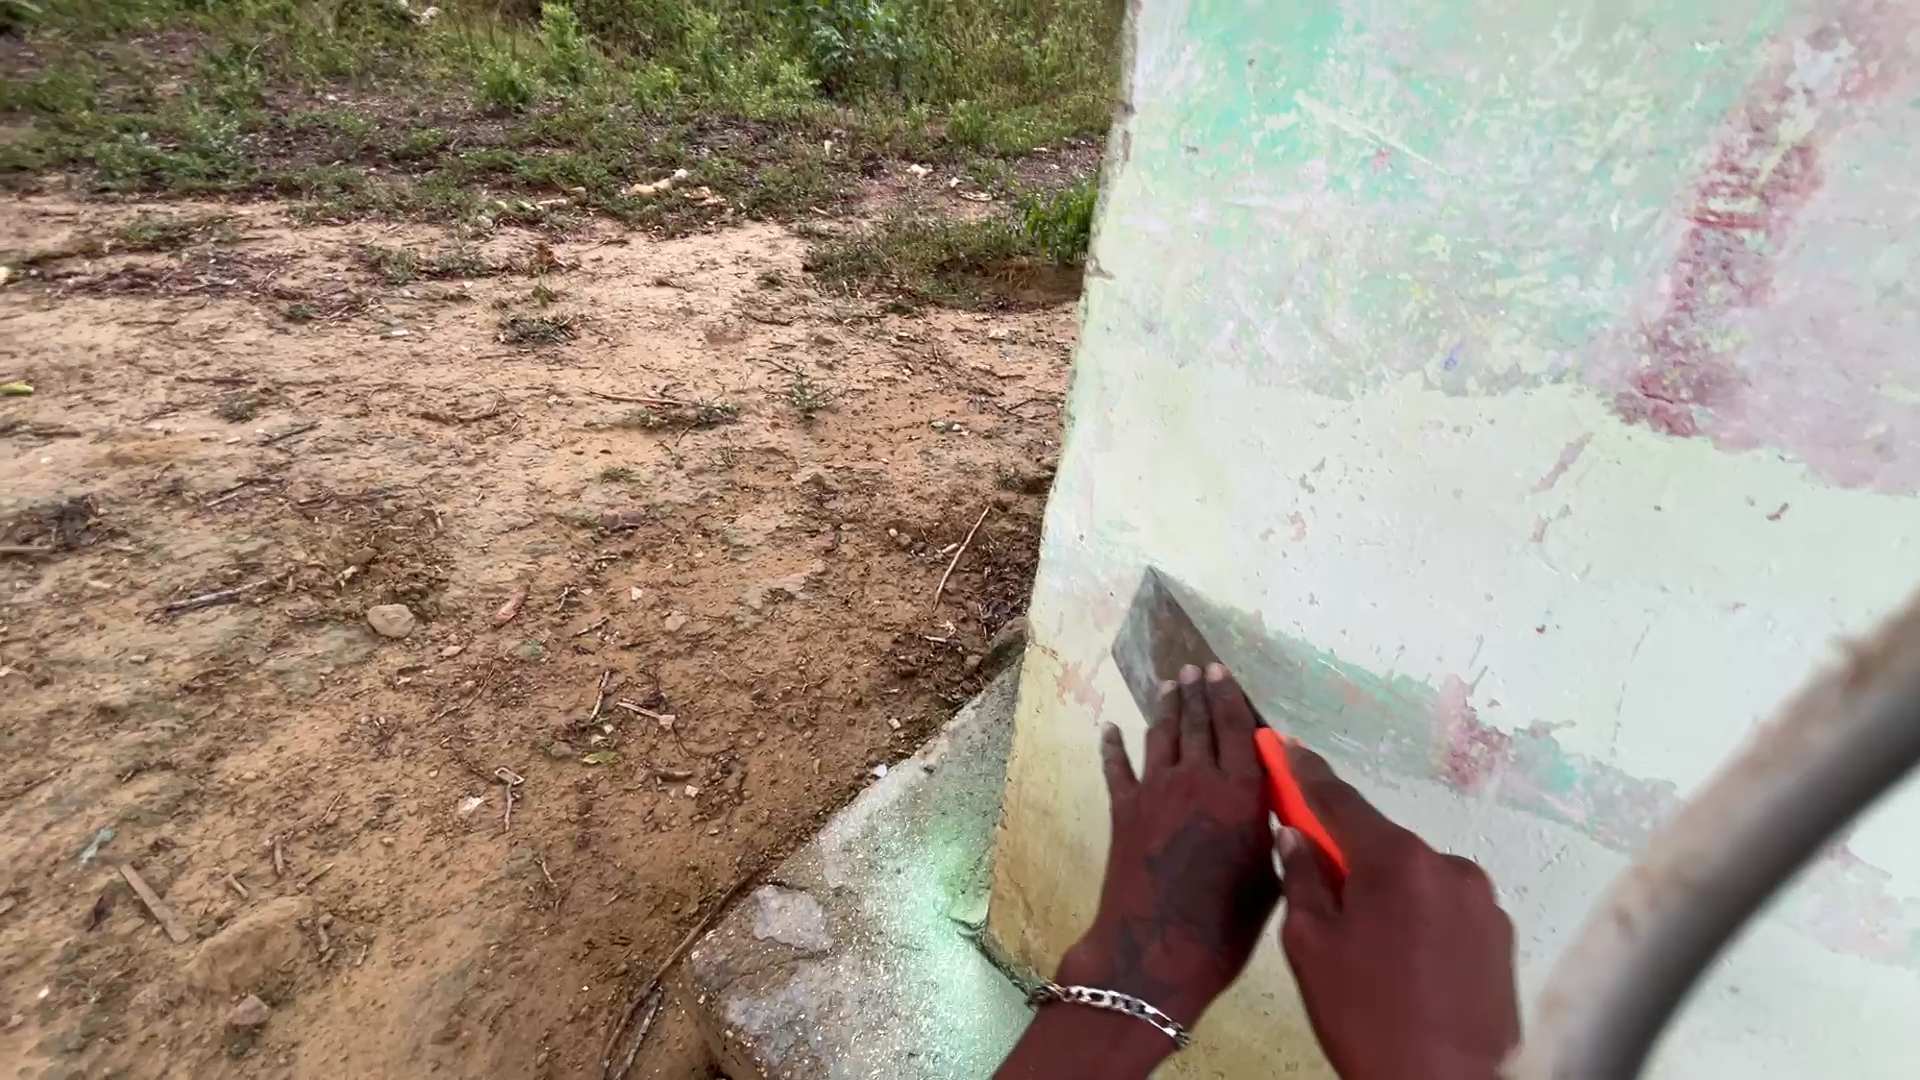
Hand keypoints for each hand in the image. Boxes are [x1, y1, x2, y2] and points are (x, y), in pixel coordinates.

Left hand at [1057, 663, 1280, 1024]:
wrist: (1156, 948)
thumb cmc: (1226, 926)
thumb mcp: (1267, 880)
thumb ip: (1268, 833)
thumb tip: (1268, 808)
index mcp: (1239, 793)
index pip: (1236, 730)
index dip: (1228, 697)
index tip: (1222, 671)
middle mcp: (1196, 778)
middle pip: (1198, 724)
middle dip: (1197, 692)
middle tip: (1195, 667)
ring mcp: (1155, 789)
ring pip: (1162, 735)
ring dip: (1166, 707)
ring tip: (1169, 684)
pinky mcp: (1124, 806)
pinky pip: (1118, 766)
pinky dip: (1113, 746)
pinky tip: (1110, 729)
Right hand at [1278, 743, 1520, 1079]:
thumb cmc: (1367, 1017)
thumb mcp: (1310, 944)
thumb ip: (1301, 877)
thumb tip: (1296, 837)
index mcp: (1395, 860)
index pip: (1337, 797)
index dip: (1303, 770)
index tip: (1282, 745)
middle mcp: (1446, 866)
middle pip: (1376, 837)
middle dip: (1342, 845)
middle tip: (1313, 872)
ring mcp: (1480, 900)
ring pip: (1409, 871)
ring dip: (1379, 881)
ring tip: (1361, 935)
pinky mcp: (1499, 934)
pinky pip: (1438, 900)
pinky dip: (1412, 908)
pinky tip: (1400, 953)